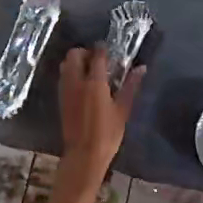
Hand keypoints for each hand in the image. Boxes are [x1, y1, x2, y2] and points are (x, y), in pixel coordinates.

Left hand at [58, 47, 143, 179]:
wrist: (84, 154)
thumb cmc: (107, 134)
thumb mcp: (123, 110)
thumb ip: (130, 86)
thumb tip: (141, 68)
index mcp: (94, 82)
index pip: (97, 55)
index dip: (102, 48)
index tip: (109, 48)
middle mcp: (76, 82)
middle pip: (74, 55)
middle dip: (85, 52)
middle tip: (98, 60)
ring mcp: (66, 90)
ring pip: (66, 64)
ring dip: (76, 62)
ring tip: (90, 71)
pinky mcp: (61, 99)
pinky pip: (63, 77)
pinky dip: (71, 73)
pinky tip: (83, 84)